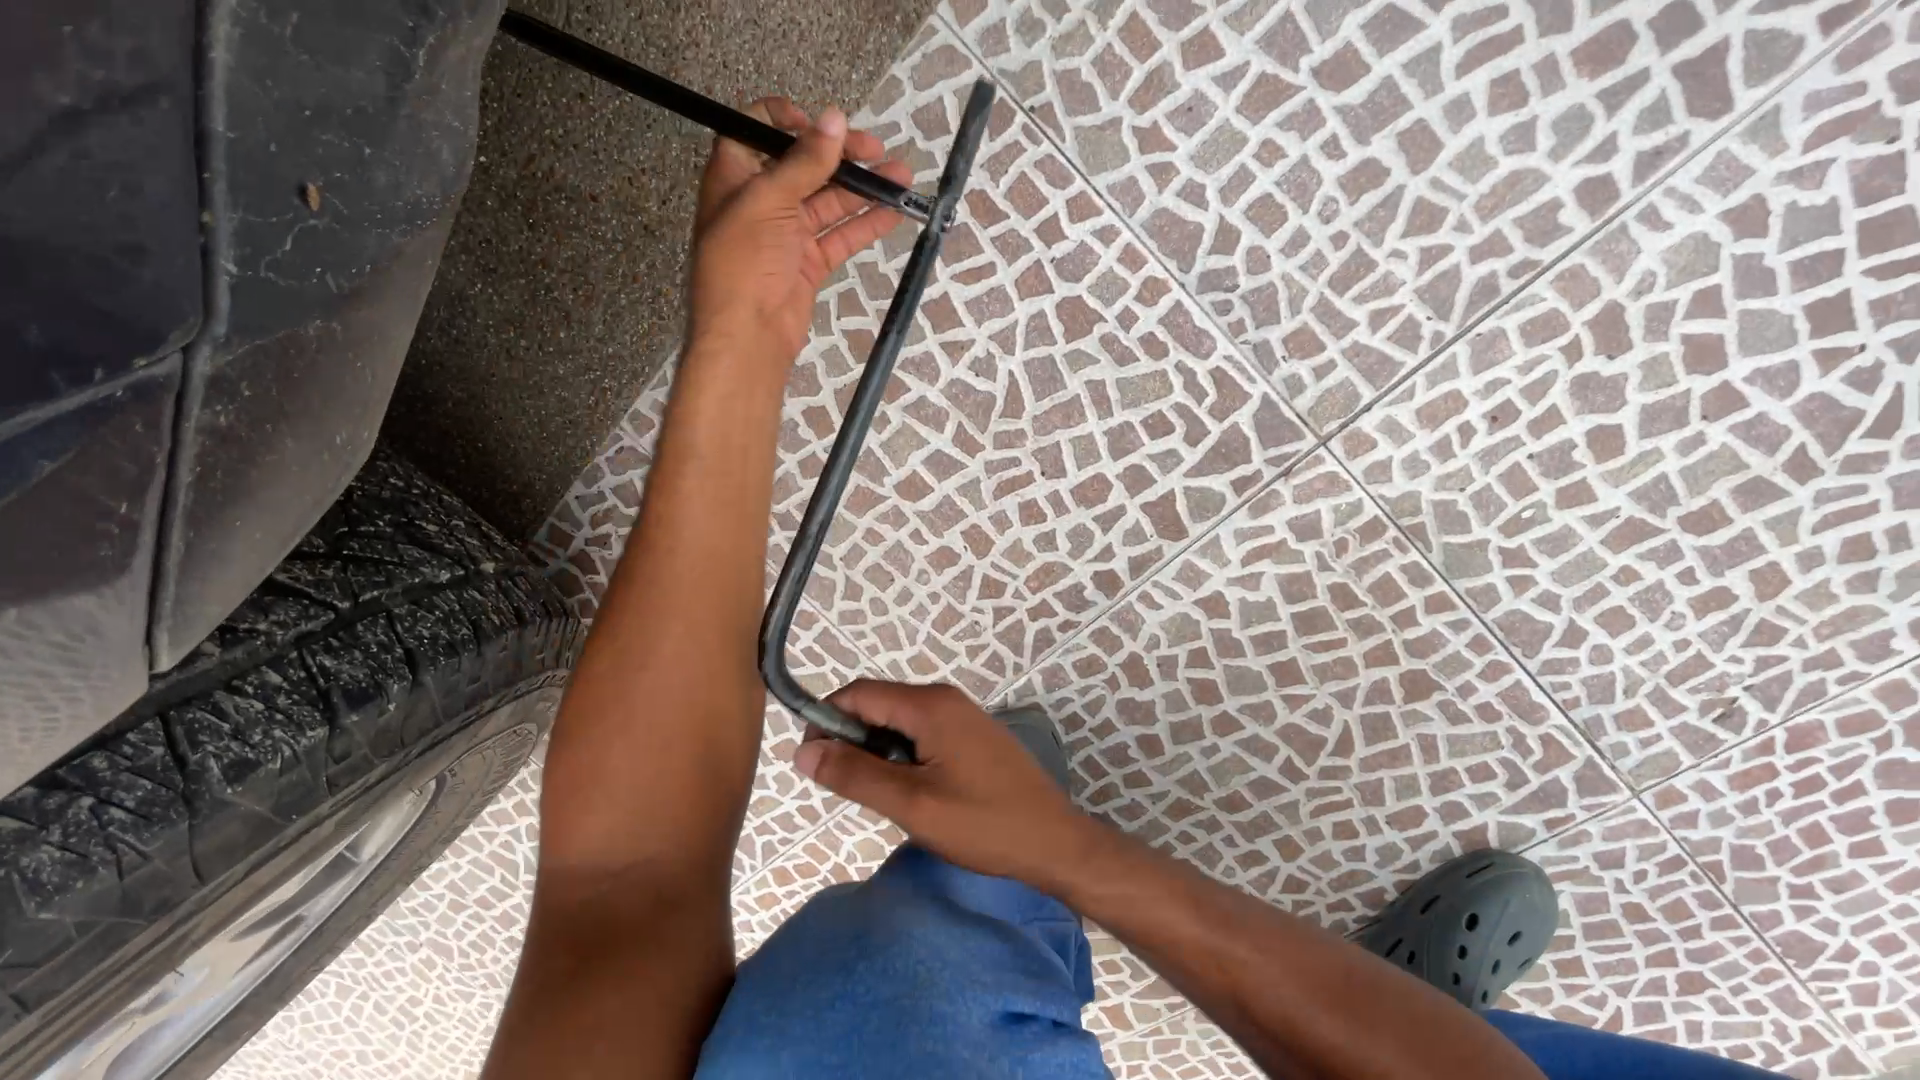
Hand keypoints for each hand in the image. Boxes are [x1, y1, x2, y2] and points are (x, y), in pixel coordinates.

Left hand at [686, 98, 912, 364]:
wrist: (746, 335)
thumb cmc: (743, 261)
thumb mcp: (769, 200)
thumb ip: (805, 160)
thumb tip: (834, 118)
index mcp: (735, 175)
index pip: (758, 130)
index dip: (789, 120)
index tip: (822, 124)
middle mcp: (760, 200)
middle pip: (803, 165)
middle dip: (840, 155)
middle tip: (875, 150)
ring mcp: (786, 233)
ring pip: (828, 201)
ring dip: (863, 188)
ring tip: (901, 176)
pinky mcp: (808, 262)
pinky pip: (840, 236)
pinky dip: (866, 223)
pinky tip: (894, 212)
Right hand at [791, 681, 1092, 884]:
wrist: (1055, 843)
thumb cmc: (984, 824)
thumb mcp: (912, 804)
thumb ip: (855, 775)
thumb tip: (804, 751)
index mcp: (930, 706)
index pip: (858, 694)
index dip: (826, 721)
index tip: (813, 764)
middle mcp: (946, 700)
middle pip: (878, 705)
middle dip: (853, 741)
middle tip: (851, 790)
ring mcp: (963, 717)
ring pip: (899, 723)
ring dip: (878, 753)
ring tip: (883, 798)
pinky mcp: (972, 738)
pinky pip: (922, 735)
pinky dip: (903, 758)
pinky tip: (911, 794)